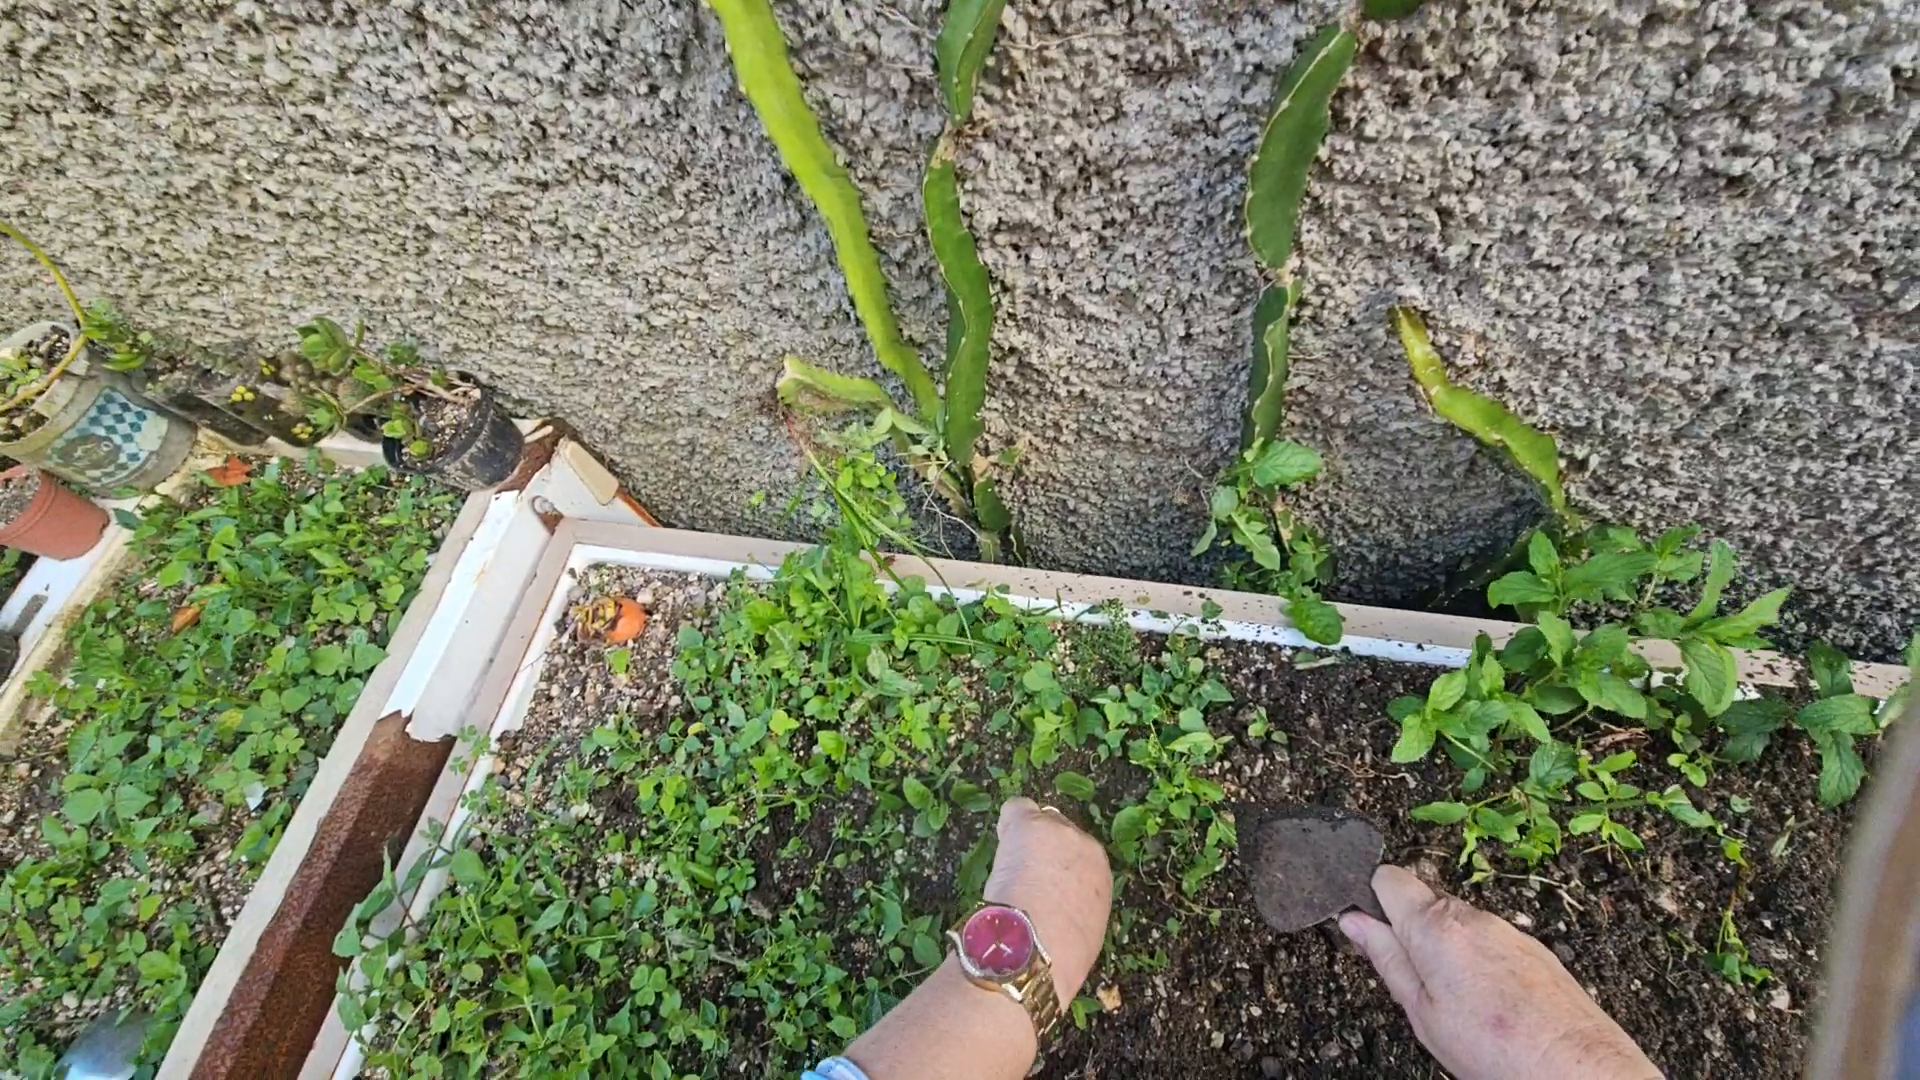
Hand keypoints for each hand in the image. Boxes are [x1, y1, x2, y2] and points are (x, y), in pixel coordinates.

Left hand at [982, 798, 1112, 1002]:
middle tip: (1027, 877)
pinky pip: (1017, 809)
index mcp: (1101, 873)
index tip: (1046, 884)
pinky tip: (1001, 844)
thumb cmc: (1060, 956)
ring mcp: (1056, 830)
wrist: (1035, 948)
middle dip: (1045, 851)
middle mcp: (1084, 845)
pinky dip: (1007, 824)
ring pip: (1039, 819)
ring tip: (1010, 866)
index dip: (1060, 868)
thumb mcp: (1085, 933)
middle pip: (1062, 833)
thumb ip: (1078, 908)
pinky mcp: (1028, 823)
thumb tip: (1063, 912)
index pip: (1081, 855)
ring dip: (1026, 839)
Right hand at [1339, 865, 1661, 1079]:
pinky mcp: (1535, 948)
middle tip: (1424, 983)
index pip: (1387, 877)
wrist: (1585, 1075)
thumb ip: (1385, 958)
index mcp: (1432, 925)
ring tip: (1466, 1001)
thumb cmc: (1497, 1051)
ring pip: (1459, 923)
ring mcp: (1505, 929)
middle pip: (1424, 902)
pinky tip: (1498, 1004)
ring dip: (1451, 947)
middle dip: (1415, 931)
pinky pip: (1492, 940)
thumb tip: (1353, 920)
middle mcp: (1468, 915)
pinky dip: (1484, 960)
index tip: (1379, 932)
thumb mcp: (1422, 1012)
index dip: (1376, 899)